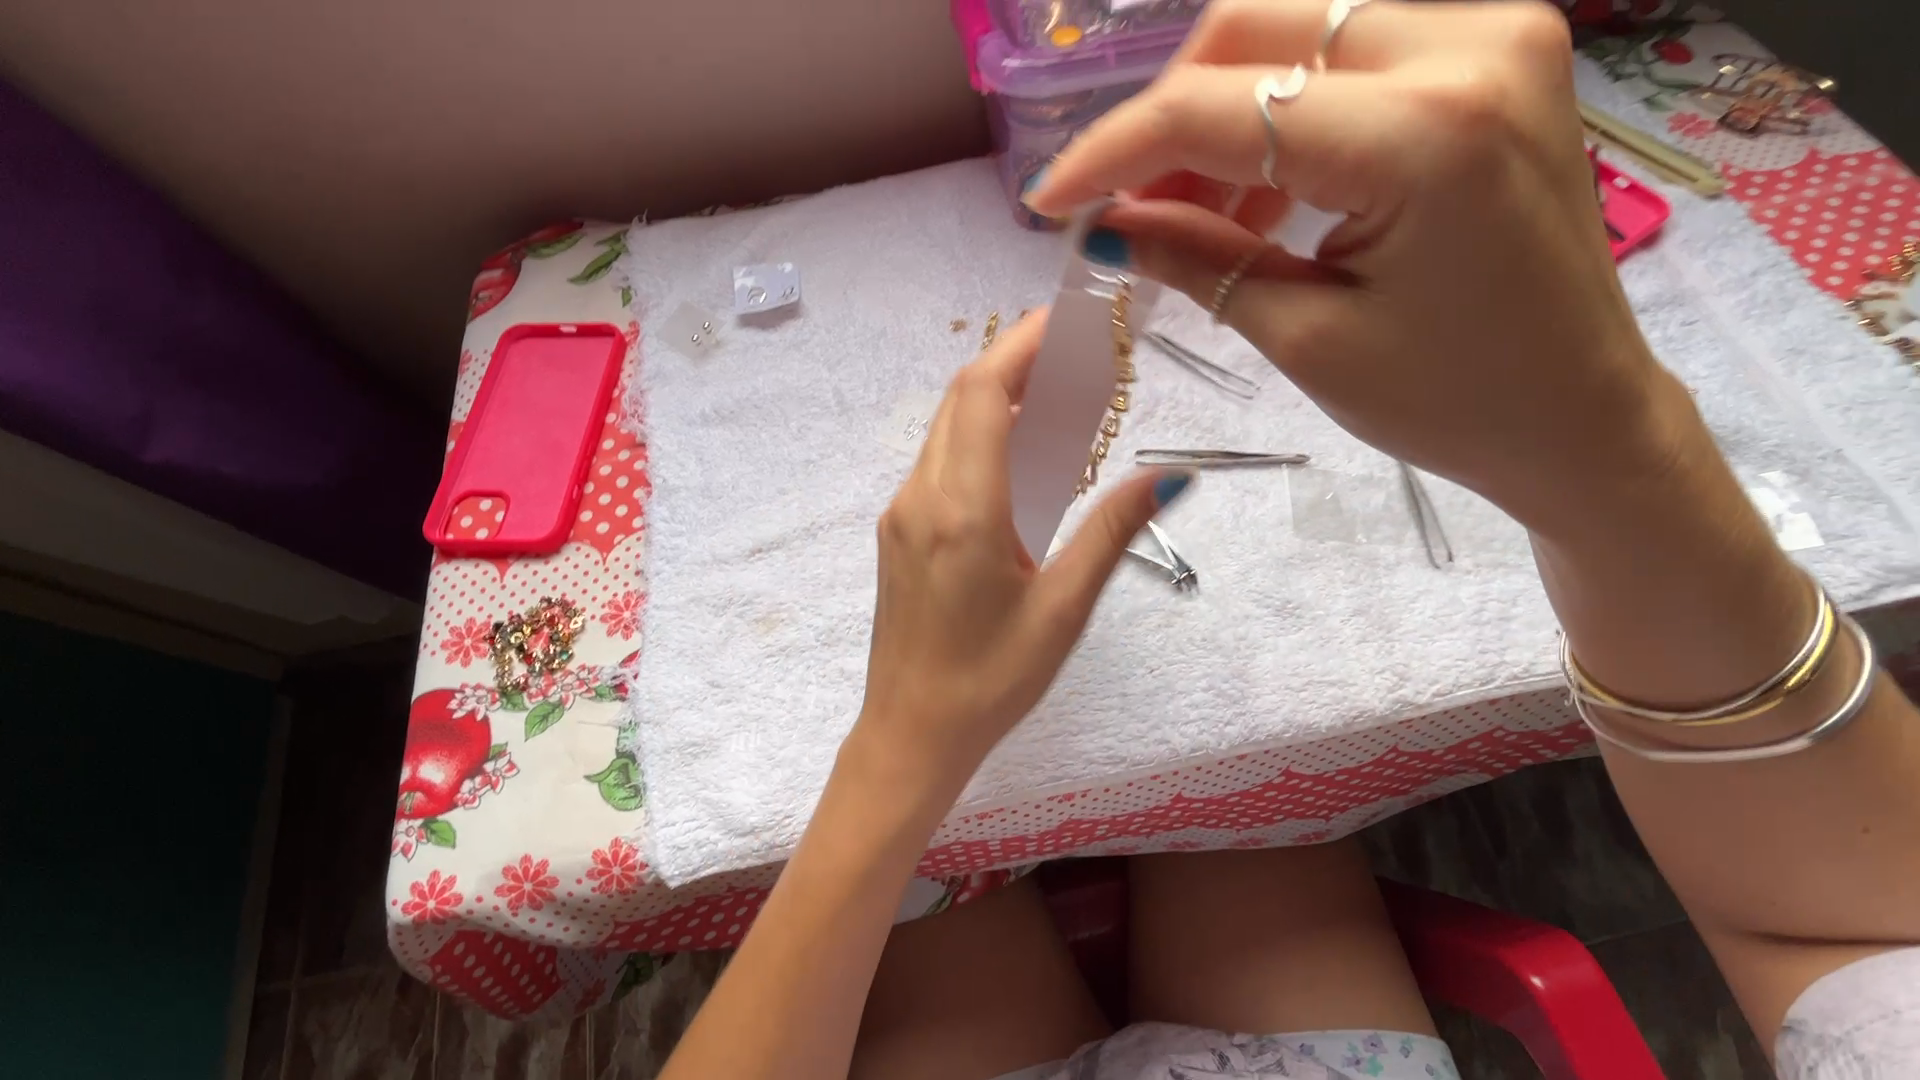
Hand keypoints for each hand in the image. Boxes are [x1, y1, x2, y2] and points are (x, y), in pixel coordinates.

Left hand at [850, 312, 1191, 798]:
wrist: (910, 732)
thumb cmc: (992, 681)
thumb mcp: (1063, 609)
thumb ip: (1111, 532)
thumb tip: (1171, 475)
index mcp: (961, 510)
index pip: (982, 392)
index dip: (1022, 343)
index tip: (1069, 317)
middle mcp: (920, 497)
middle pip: (960, 399)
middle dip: (1015, 362)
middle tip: (1076, 353)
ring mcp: (900, 514)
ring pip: (945, 429)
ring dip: (996, 399)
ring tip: (1057, 394)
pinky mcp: (896, 533)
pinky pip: (938, 462)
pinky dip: (978, 438)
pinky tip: (1018, 455)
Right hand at [1025, 0, 1695, 535]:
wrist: (1580, 414)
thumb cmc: (1450, 402)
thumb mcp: (1303, 337)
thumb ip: (1194, 259)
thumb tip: (1098, 227)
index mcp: (1424, 135)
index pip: (1216, 108)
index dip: (1112, 151)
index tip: (1051, 201)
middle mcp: (1469, 44)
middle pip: (1250, 28)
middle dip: (1162, 118)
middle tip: (1122, 209)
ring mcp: (1492, 35)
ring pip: (1291, 30)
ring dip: (1215, 117)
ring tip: (1184, 215)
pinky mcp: (1492, 55)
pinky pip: (1343, 54)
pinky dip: (1275, 116)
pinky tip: (1253, 195)